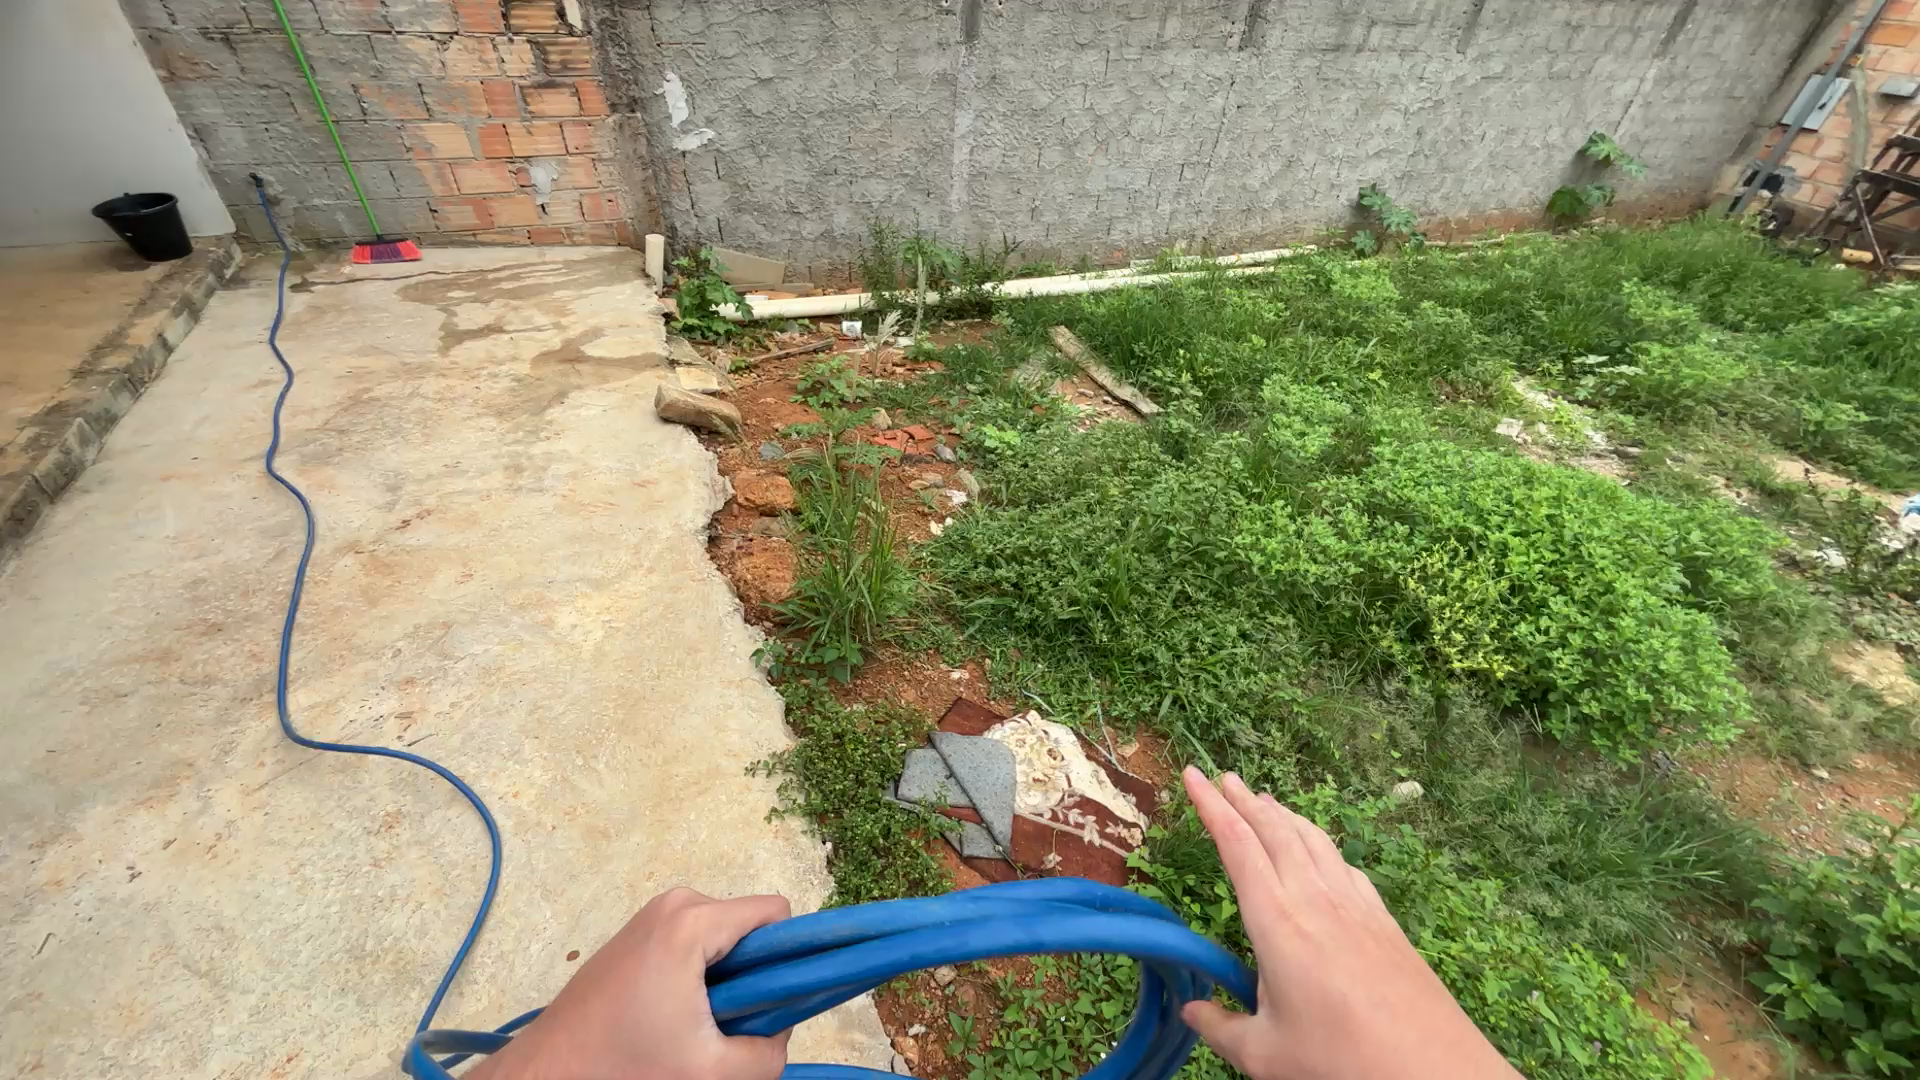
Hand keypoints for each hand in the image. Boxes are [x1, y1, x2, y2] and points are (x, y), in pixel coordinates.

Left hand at [468, 888, 791, 1079]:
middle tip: (722, 1026)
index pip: (774, 912)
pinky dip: (698, 975)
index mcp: (693, 920)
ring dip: (723, 979)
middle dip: (749, 974)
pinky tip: (669, 1018)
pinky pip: (694, 941)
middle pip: (747, 927)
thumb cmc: (623, 1070)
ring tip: (690, 1027)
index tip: (768, 1002)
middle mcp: (677, 901)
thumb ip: (768, 1054)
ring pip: (722, 937)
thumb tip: (782, 1028)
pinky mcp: (639, 930)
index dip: (785, 956)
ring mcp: (654, 913)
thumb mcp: (709, 1075)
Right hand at [1180, 768, 1520, 1079]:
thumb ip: (1223, 1029)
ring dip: (1282, 813)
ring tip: (1264, 799)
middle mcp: (1313, 897)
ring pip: (1311, 838)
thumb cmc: (1344, 1063)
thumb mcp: (1269, 1057)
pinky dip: (1320, 842)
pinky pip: (1343, 863)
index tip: (1192, 774)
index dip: (1210, 804)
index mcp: (1275, 919)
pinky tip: (1319, 851)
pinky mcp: (1384, 920)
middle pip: (1274, 829)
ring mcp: (1353, 904)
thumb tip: (1191, 1011)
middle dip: (1243, 799)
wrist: (1441, 1078)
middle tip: (1223, 777)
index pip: (1235, 843)